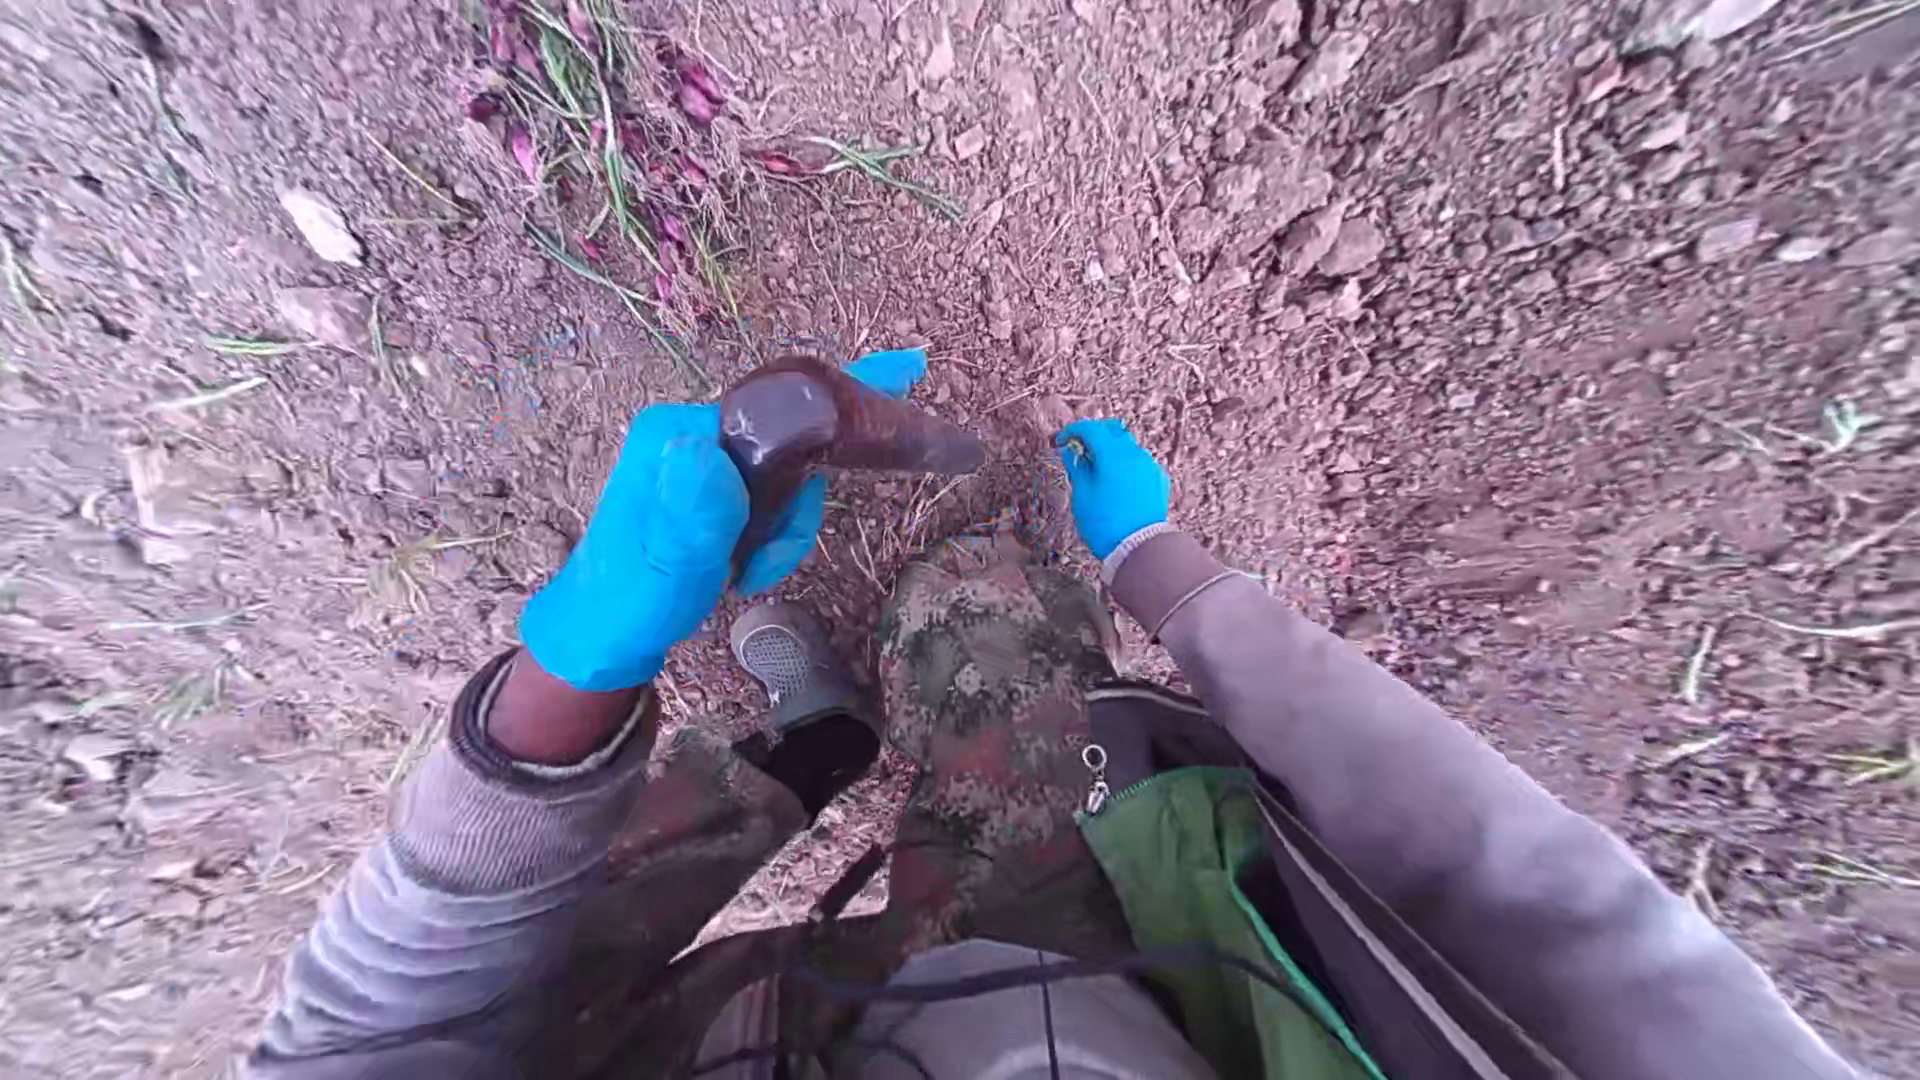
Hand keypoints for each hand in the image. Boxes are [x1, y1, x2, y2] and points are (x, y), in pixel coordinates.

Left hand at [520, 349, 929, 690]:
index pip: (778, 406)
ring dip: (786, 531)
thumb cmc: (635, 599)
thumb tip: (707, 448)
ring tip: (751, 572)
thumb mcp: (667, 565)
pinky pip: (776, 497)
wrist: (608, 633)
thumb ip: (690, 513)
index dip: (841, 402)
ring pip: (791, 479)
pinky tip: (750, 565)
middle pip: (793, 445)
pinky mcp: (719, 488)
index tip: (908, 371)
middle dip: (797, 509)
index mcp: (683, 436)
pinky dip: (776, 534)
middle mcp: (698, 435)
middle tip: (771, 559)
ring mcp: (709, 461)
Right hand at [1054, 417, 1170, 558]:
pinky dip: (1124, 464)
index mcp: (1114, 455)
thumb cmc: (1105, 524)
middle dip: (1094, 435)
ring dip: (1110, 450)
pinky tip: (1115, 483)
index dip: (1073, 431)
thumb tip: (1071, 452)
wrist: (1140, 548)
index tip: (1062, 441)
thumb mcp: (1083, 496)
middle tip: (1079, 450)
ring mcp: (1149, 466)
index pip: (1091, 429)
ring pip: (1127, 447)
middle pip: (1113, 431)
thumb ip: (1078, 468)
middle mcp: (1135, 455)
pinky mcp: (1158, 480)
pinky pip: (1139, 463)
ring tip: (1096, 471)